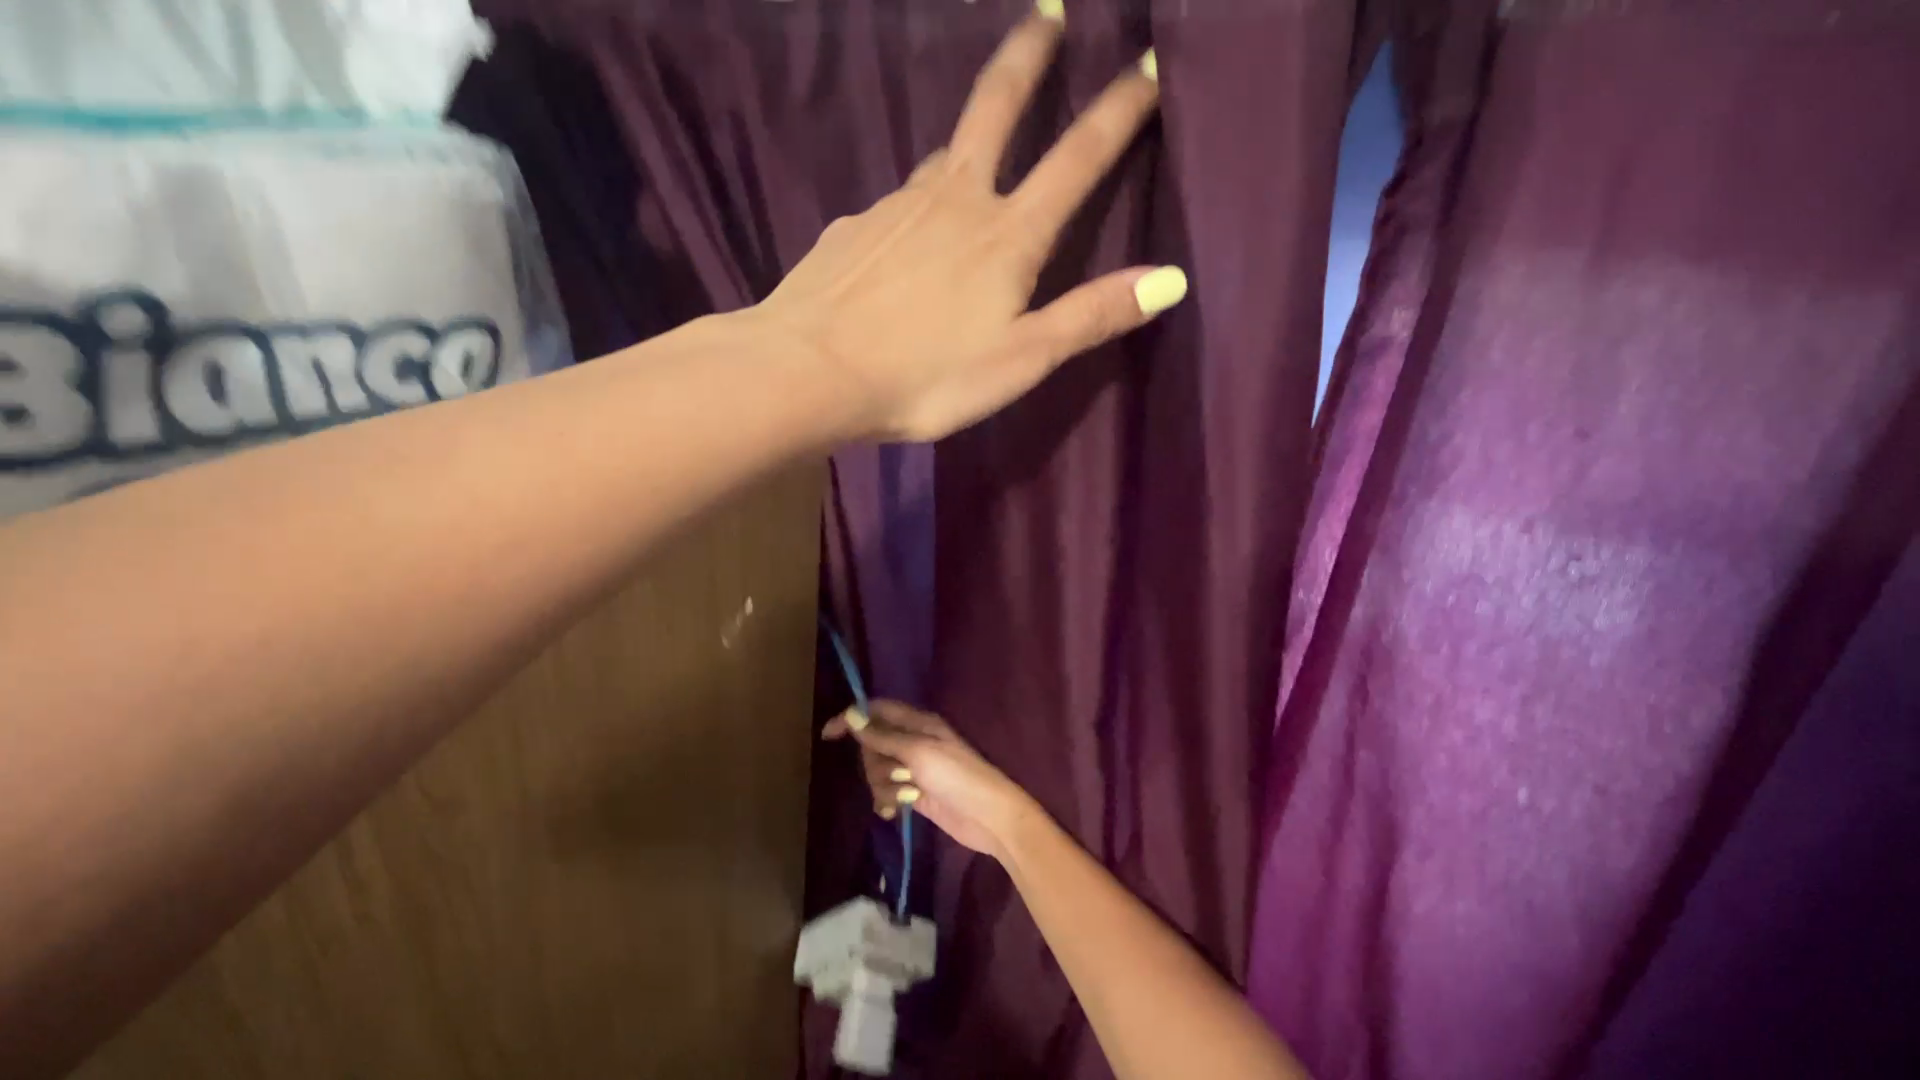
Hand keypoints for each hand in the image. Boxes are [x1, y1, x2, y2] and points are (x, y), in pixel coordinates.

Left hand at [749, 12, 1182, 442]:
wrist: (806, 374)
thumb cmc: (924, 376)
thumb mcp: (1020, 359)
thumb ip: (1091, 317)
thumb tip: (1170, 278)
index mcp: (1006, 234)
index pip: (1077, 157)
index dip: (1119, 109)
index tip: (1146, 60)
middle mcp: (952, 199)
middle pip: (996, 107)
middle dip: (1029, 54)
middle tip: (1049, 10)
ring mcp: (895, 206)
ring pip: (940, 162)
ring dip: (965, 150)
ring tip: (973, 166)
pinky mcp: (852, 227)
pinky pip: (896, 208)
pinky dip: (914, 213)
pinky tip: (903, 248)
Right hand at [822, 701, 1045, 862]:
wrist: (989, 817)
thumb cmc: (959, 777)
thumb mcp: (918, 753)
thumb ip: (883, 736)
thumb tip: (851, 714)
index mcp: (919, 724)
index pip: (877, 711)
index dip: (852, 718)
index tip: (828, 735)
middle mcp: (914, 743)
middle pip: (873, 745)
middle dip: (874, 763)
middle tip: (896, 774)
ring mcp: (914, 770)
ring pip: (877, 772)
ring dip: (883, 786)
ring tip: (906, 797)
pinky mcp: (914, 795)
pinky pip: (886, 793)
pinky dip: (887, 802)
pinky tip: (896, 812)